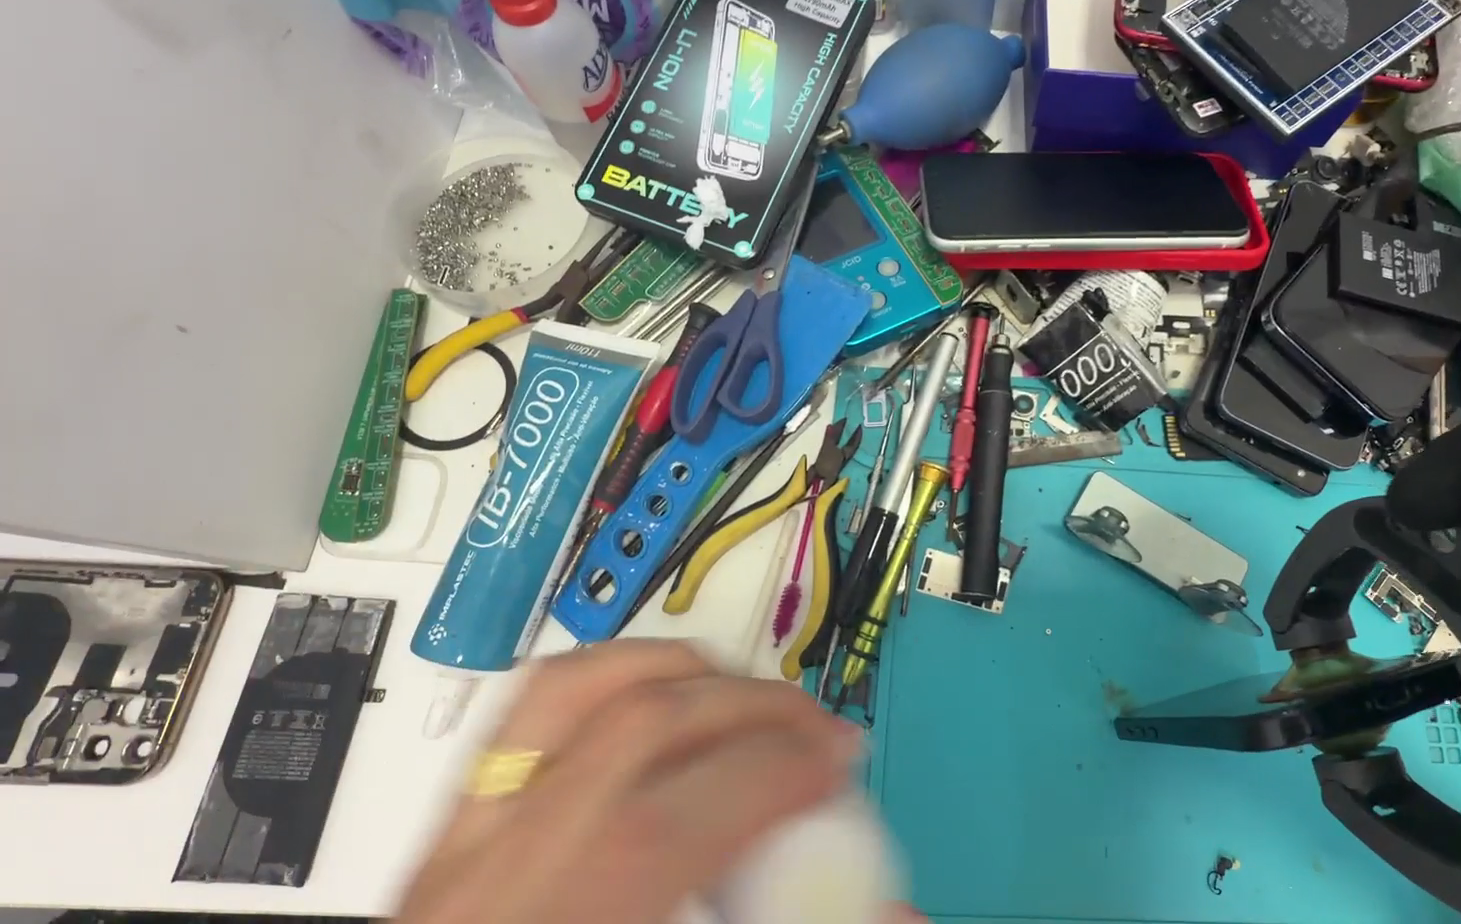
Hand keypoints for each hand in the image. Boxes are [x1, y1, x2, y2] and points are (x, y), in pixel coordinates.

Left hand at [395, 640, 862, 923]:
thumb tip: (899, 908)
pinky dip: (611, 677)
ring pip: (569, 692)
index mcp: (561, 921)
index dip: (780, 771)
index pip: (672, 824)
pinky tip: (660, 695)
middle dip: (756, 707)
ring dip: (682, 672)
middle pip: (638, 730)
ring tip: (745, 694)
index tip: (839, 761)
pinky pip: (529, 708)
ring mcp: (458, 843)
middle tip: (815, 727)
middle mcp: (491, 878)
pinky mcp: (449, 829)